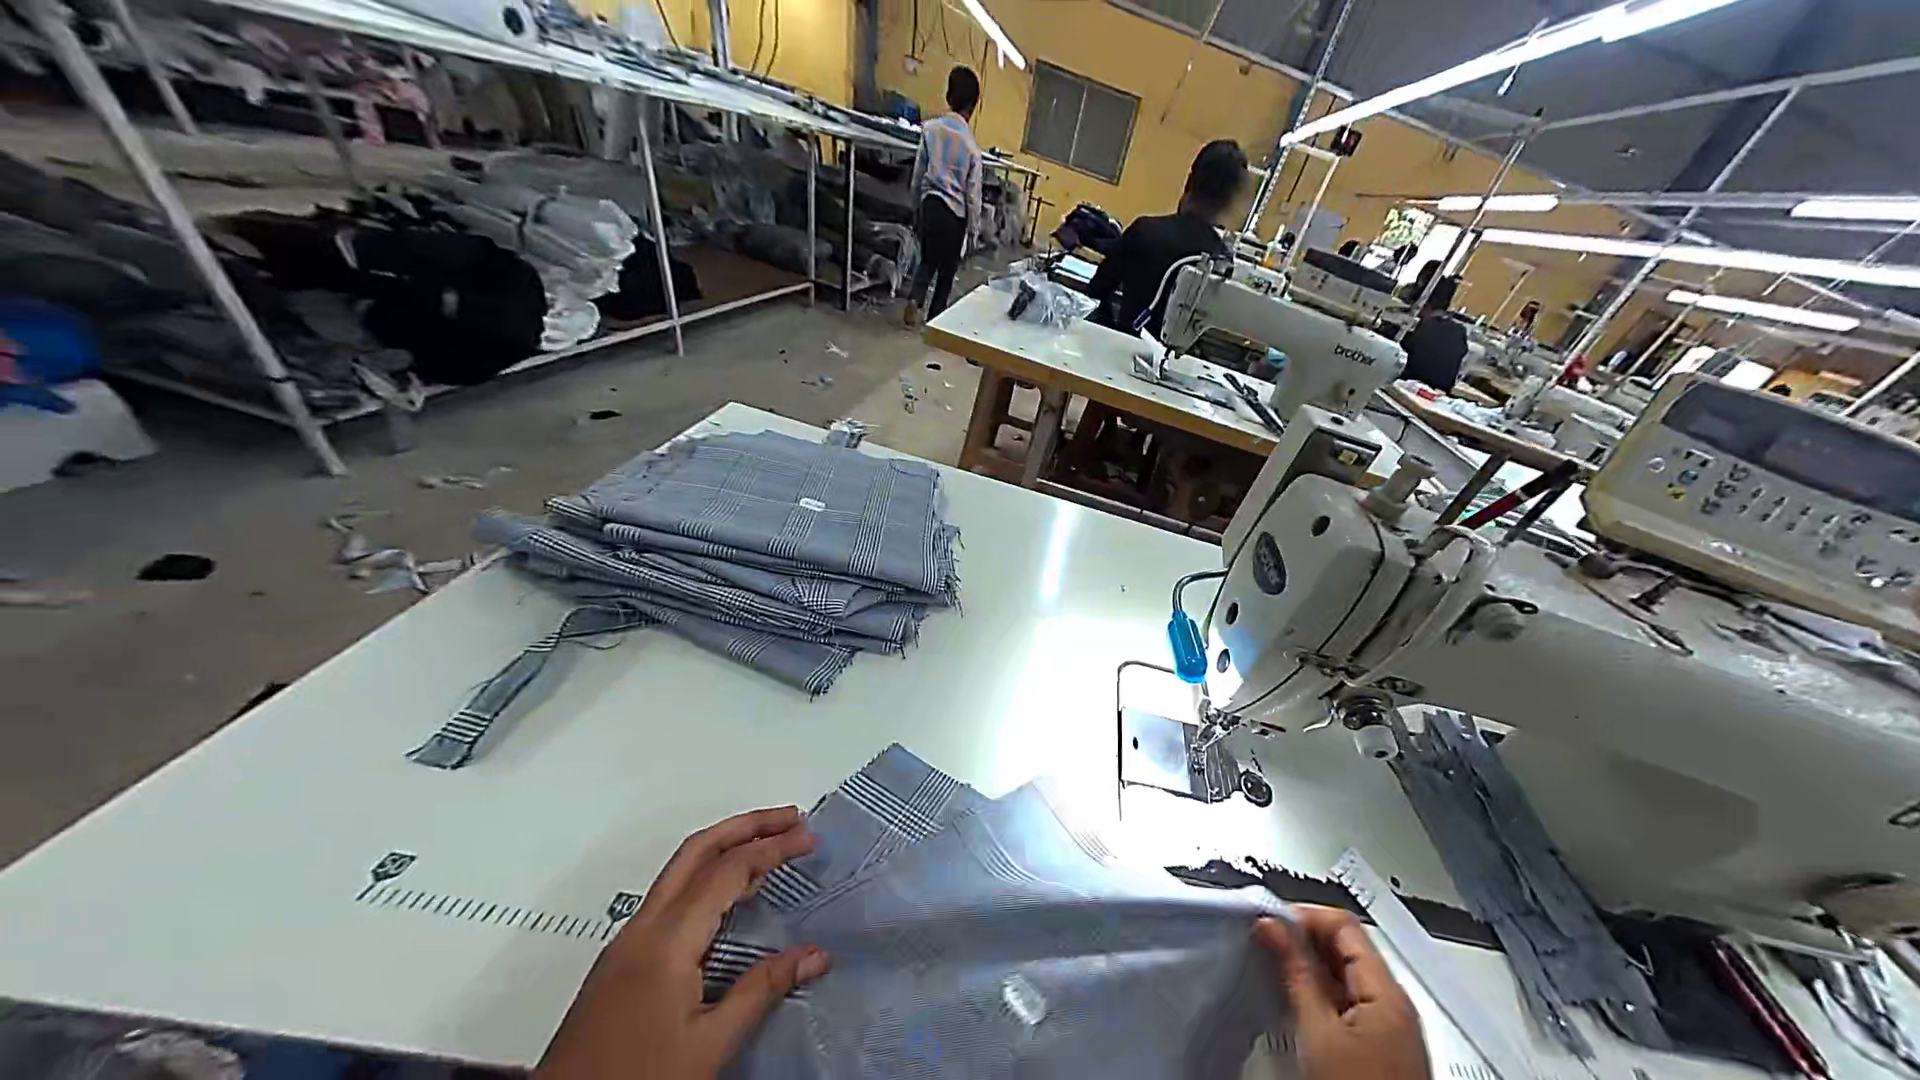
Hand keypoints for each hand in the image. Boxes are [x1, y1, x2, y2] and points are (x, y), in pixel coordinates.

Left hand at [534, 807, 830, 1079]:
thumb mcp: (709, 1045)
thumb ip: (762, 990)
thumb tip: (814, 955)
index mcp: (667, 940)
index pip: (728, 870)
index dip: (773, 847)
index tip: (808, 839)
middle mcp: (643, 926)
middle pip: (698, 849)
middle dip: (747, 825)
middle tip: (790, 818)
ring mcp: (628, 938)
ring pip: (681, 867)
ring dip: (727, 843)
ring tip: (769, 841)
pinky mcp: (623, 956)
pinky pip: (672, 892)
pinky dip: (708, 872)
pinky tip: (731, 891)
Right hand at [1256, 905, 1429, 1079]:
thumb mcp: (1318, 1031)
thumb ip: (1295, 971)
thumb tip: (1273, 927)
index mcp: (1387, 993)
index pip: (1344, 926)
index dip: (1305, 917)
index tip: (1271, 922)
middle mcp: (1394, 1003)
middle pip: (1346, 945)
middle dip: (1304, 938)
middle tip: (1266, 941)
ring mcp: (1388, 1024)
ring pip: (1345, 971)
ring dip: (1308, 962)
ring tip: (1275, 965)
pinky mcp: (1379, 1043)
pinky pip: (1347, 996)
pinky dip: (1319, 987)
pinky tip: (1295, 996)